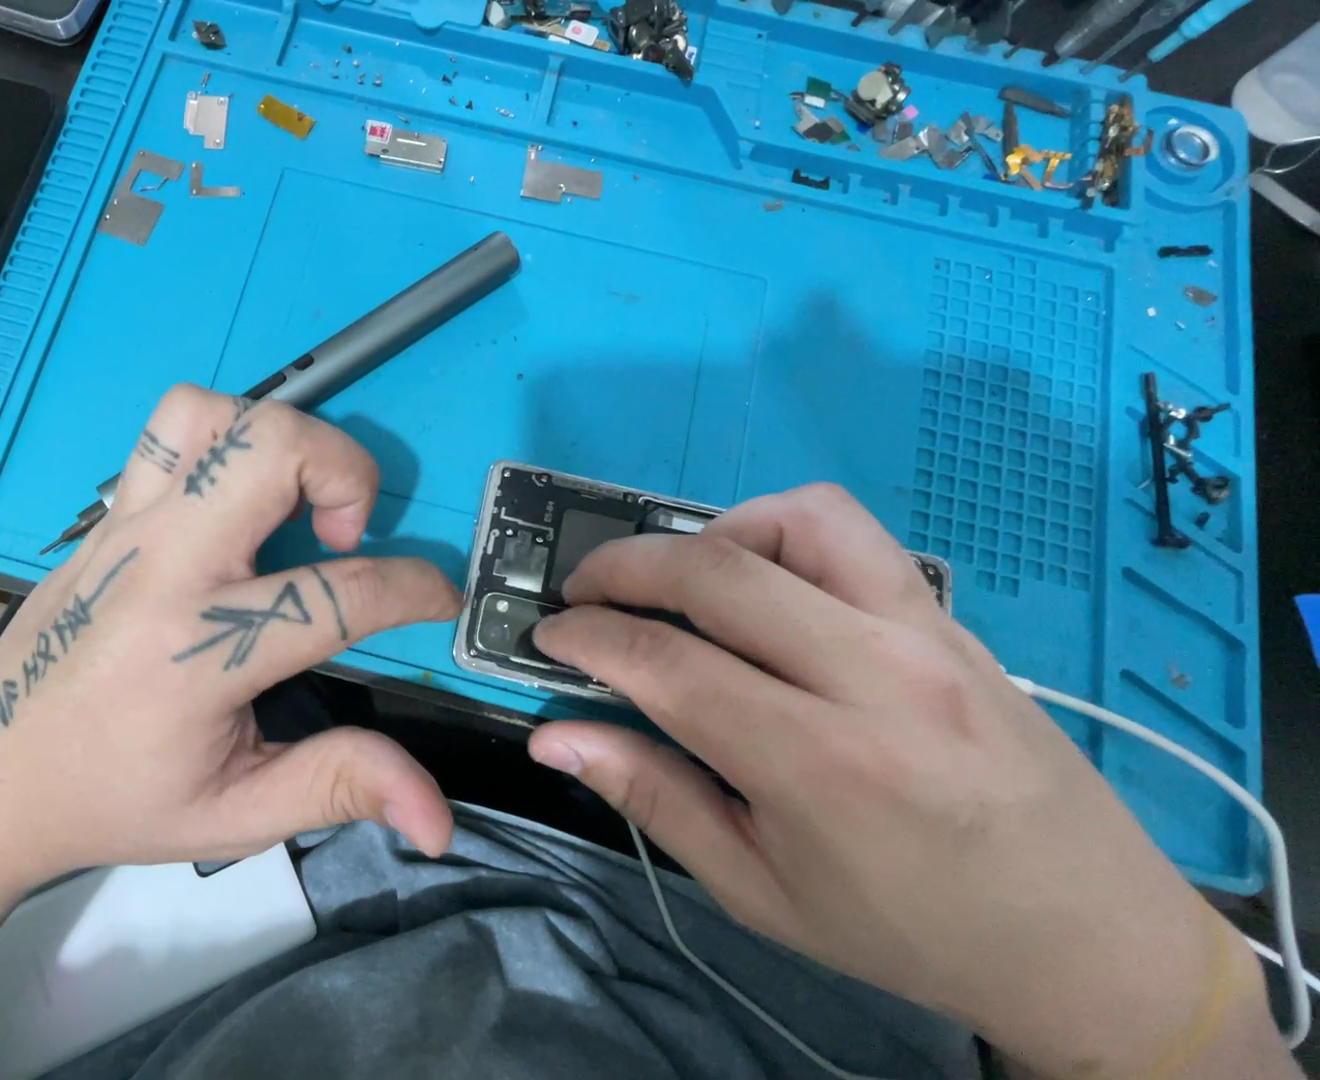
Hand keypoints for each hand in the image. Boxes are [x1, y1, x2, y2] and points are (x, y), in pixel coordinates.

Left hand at [0, 385, 458, 889]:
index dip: (412, 588)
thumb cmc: (114, 803)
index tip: (436, 597)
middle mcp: (160, 572)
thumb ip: (339, 789)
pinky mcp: (103, 518)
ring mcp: (123, 531)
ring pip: (209, 414)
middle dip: (346, 470)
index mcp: (195, 658)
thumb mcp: (234, 815)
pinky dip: (222, 439)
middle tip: (346, 535)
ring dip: (276, 440)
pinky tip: (235, 504)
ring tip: (290, 507)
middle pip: (269, 450)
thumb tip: (436, 817)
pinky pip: (168, 432)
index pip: (334, 596)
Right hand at [524, 484, 1284, 1076]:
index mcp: (820, 766)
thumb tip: (552, 735)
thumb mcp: (757, 889)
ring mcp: (923, 632)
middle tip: (579, 594)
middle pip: (715, 573)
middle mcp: (874, 677)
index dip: (587, 638)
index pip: (668, 663)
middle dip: (619, 569)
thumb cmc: (904, 930)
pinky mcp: (948, 616)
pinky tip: (757, 578)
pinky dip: (778, 526)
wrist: (1085, 936)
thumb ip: (651, 797)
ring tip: (672, 580)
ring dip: (704, 534)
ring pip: (791, 521)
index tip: (549, 637)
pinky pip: (850, 530)